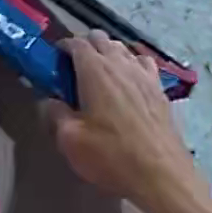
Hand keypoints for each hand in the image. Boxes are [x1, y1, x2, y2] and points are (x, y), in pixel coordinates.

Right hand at [43, 31, 209, 212]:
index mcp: (94, 69)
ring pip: (121, 47)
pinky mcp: (159, 86)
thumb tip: (50, 100)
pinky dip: (132, 63)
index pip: (76, 43)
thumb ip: (56, 114)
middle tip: (75, 70)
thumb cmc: (111, 155)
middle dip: (85, 46)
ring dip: (108, 53)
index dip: (63, 47)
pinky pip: (143, 61)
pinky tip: (130, 80)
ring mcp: (142, 71)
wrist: (161, 174)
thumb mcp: (71, 140)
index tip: (56, 60)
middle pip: (100, 38)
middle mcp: (118, 61)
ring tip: (101, 75)